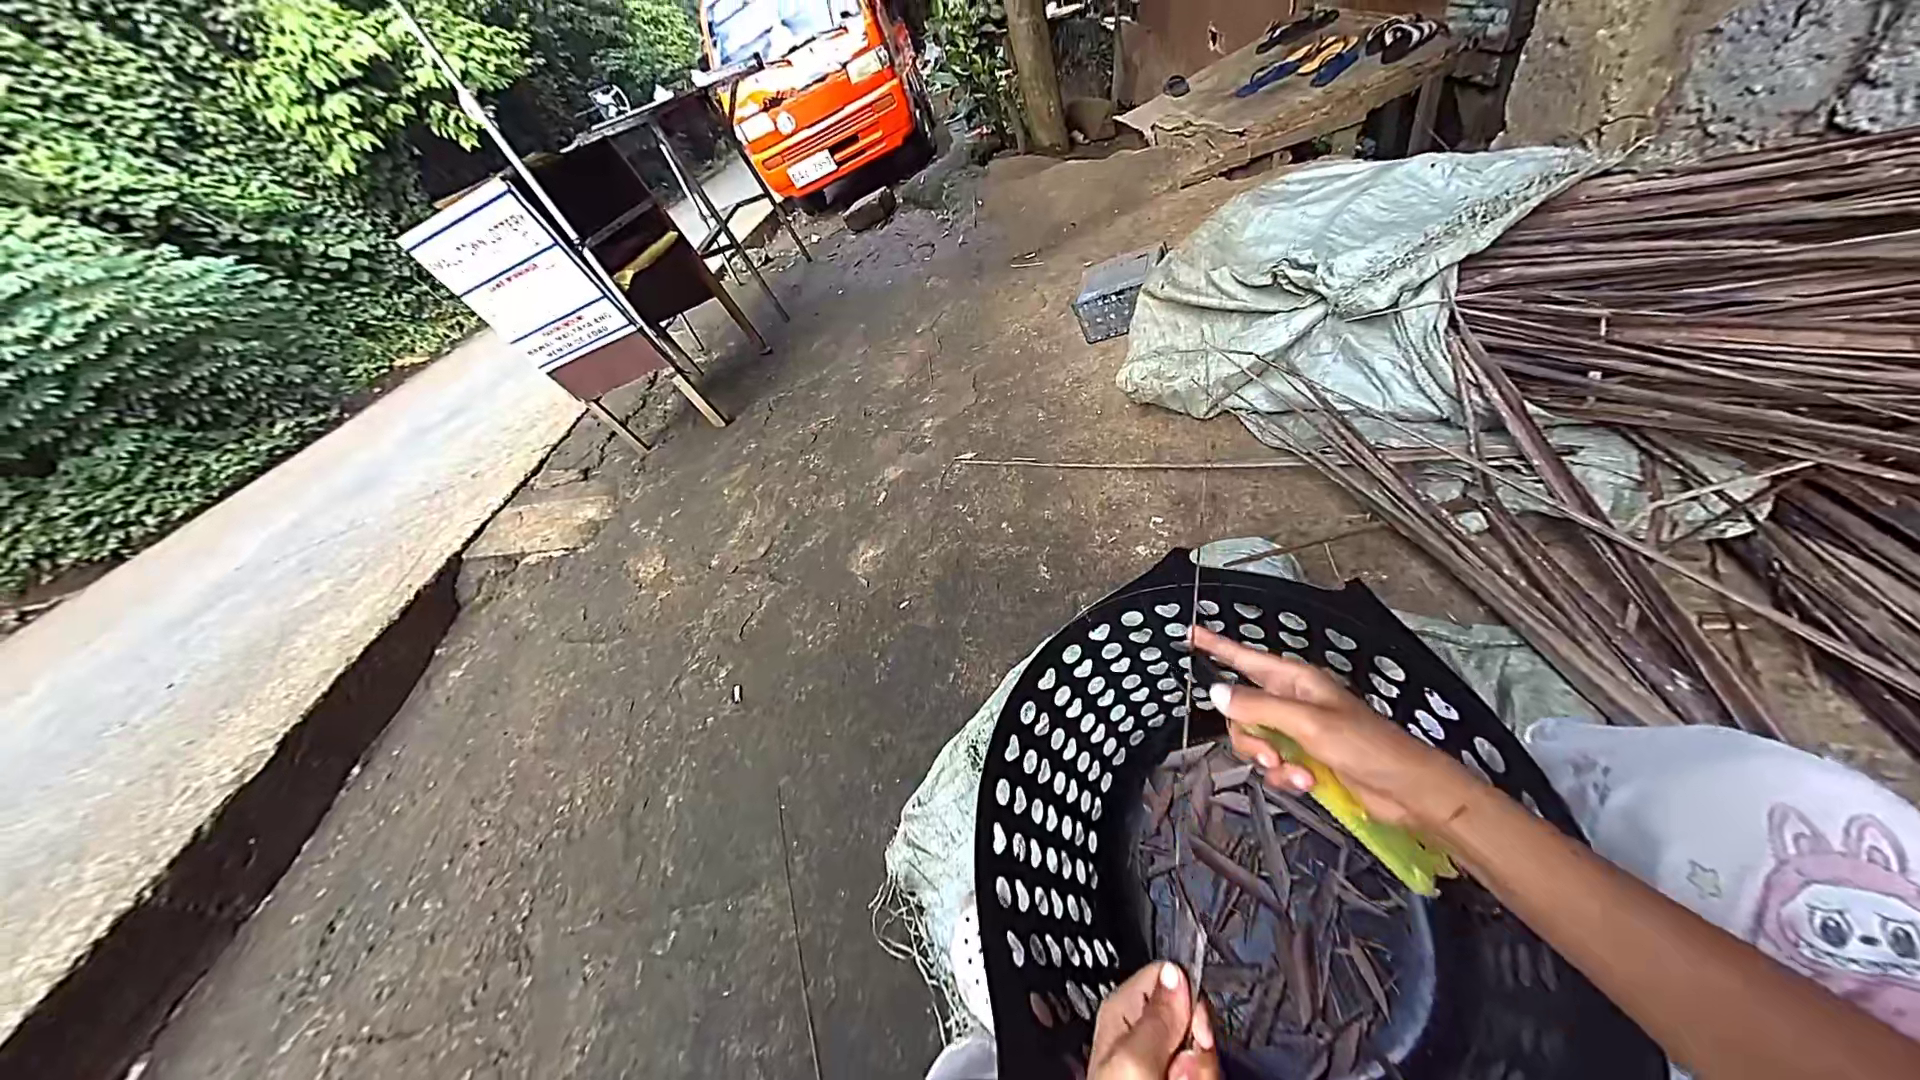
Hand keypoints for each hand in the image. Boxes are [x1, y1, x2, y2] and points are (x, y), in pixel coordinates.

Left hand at [1089, 962, 1220, 1079]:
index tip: (1196, 1032)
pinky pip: (1205, 1071)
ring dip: (1201, 1072)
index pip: (1169, 976)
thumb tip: (1175, 970)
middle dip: (1198, 1047)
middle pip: (1194, 1016)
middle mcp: (1145, 1030)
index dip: (1191, 1000)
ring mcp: (1162, 1058)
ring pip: (1204, 1050)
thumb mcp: (1134, 1059)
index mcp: (1124, 1009)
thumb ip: (1158, 1016)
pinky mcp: (1177, 1076)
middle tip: (1179, 1072)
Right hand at [1190, 625, 1484, 830]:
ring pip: (1252, 739)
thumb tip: (1216, 693)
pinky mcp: (1302, 757)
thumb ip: (1258, 707)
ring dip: (1269, 761)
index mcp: (1294, 681)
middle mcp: (1290, 701)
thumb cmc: (1368, 746)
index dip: (1215, 645)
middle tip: (1269, 753)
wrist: (1407, 791)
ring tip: (1296, 773)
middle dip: (1249, 736)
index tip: (1189, 633)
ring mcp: (1295, 730)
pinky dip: (1284, 776)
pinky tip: (1305, 782)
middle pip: (1240, 710)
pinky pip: (1271, 763)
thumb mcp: (1307, 723)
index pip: (1243, 657)